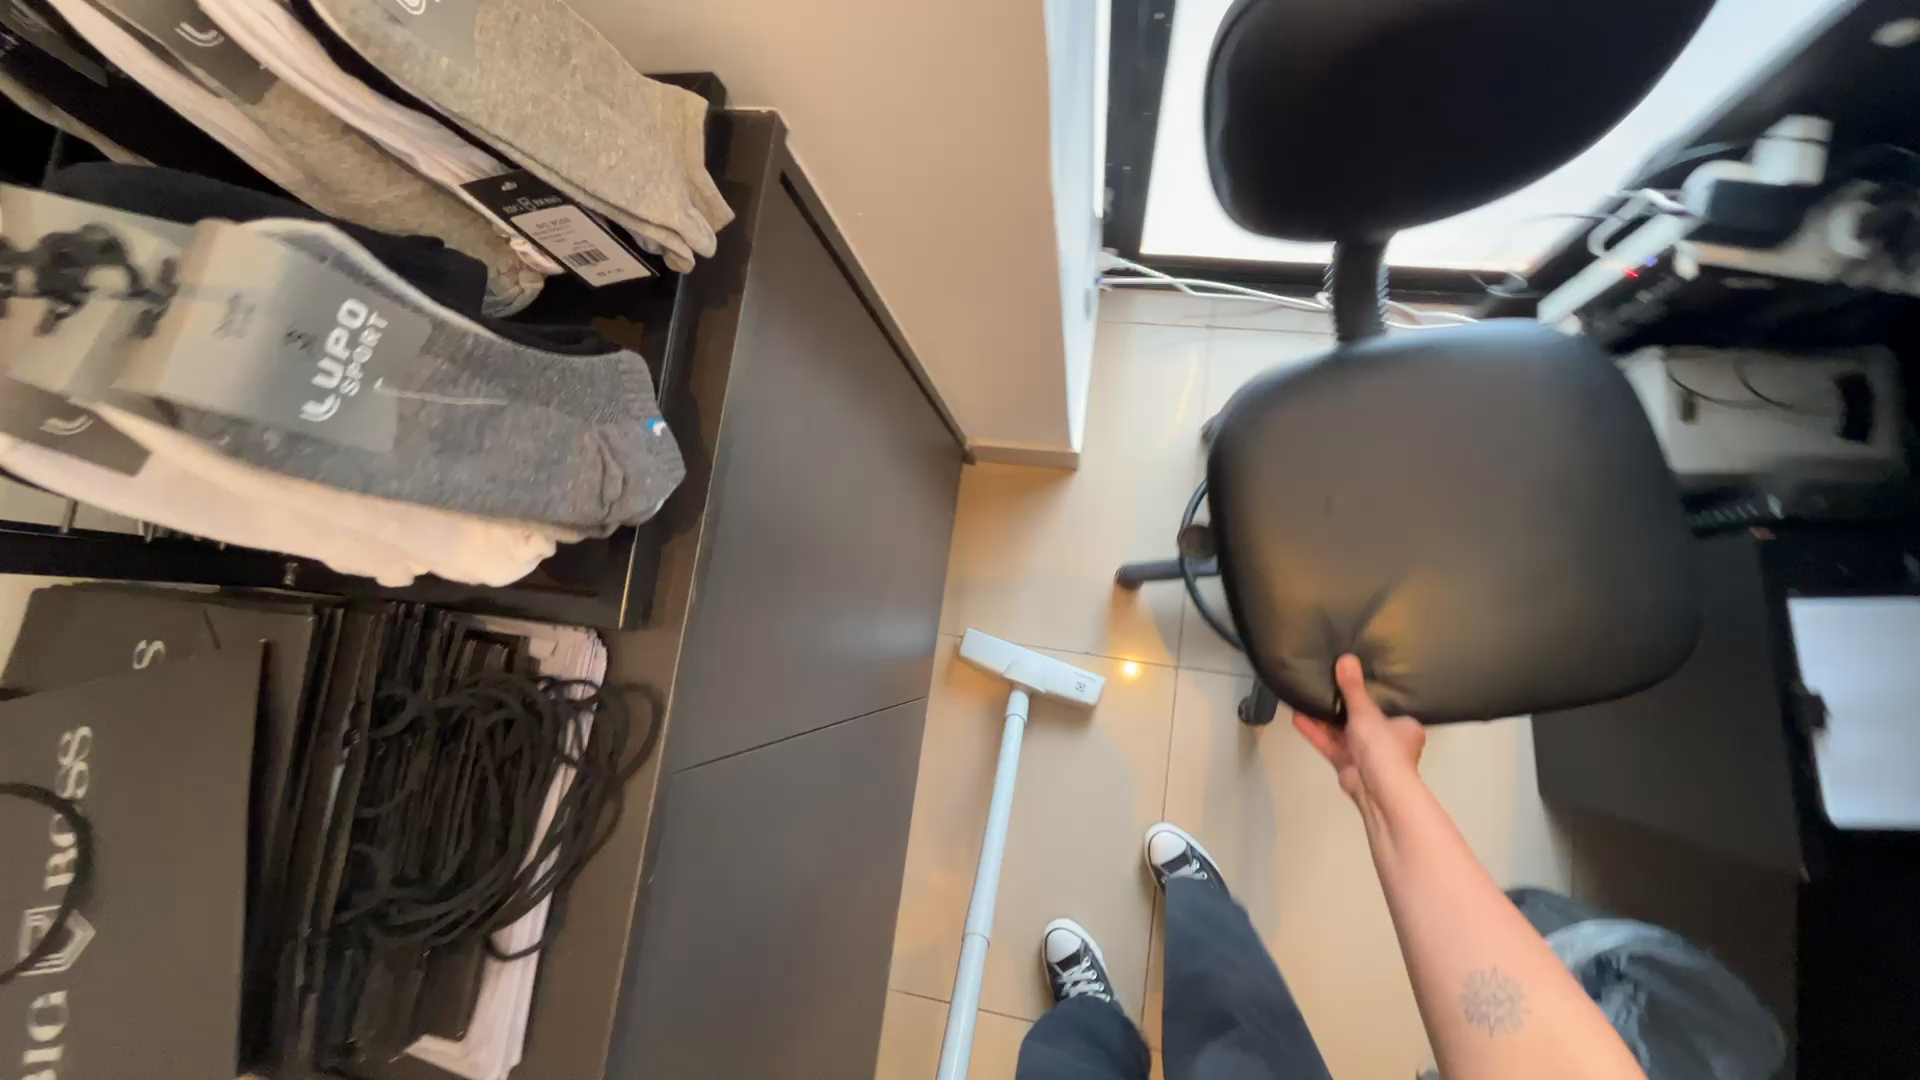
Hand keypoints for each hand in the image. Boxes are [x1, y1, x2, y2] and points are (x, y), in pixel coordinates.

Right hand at [1294, 654, 1426, 809]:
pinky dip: (1315, 732)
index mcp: (1404, 727)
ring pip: (1342, 732)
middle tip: (1324, 685)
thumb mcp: (1367, 711)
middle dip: (1341, 707)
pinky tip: (1298, 717)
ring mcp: (1367, 755)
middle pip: (1361, 719)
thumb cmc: (1383, 747)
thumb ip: (1353, 688)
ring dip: (1324, 719)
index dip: (1370, 695)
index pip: (1387, 707)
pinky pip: (1330, 744)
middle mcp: (1388, 742)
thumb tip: (1346, 658)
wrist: (1376, 789)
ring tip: (1305, 697)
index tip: (1351, 682)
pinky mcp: (1348, 765)